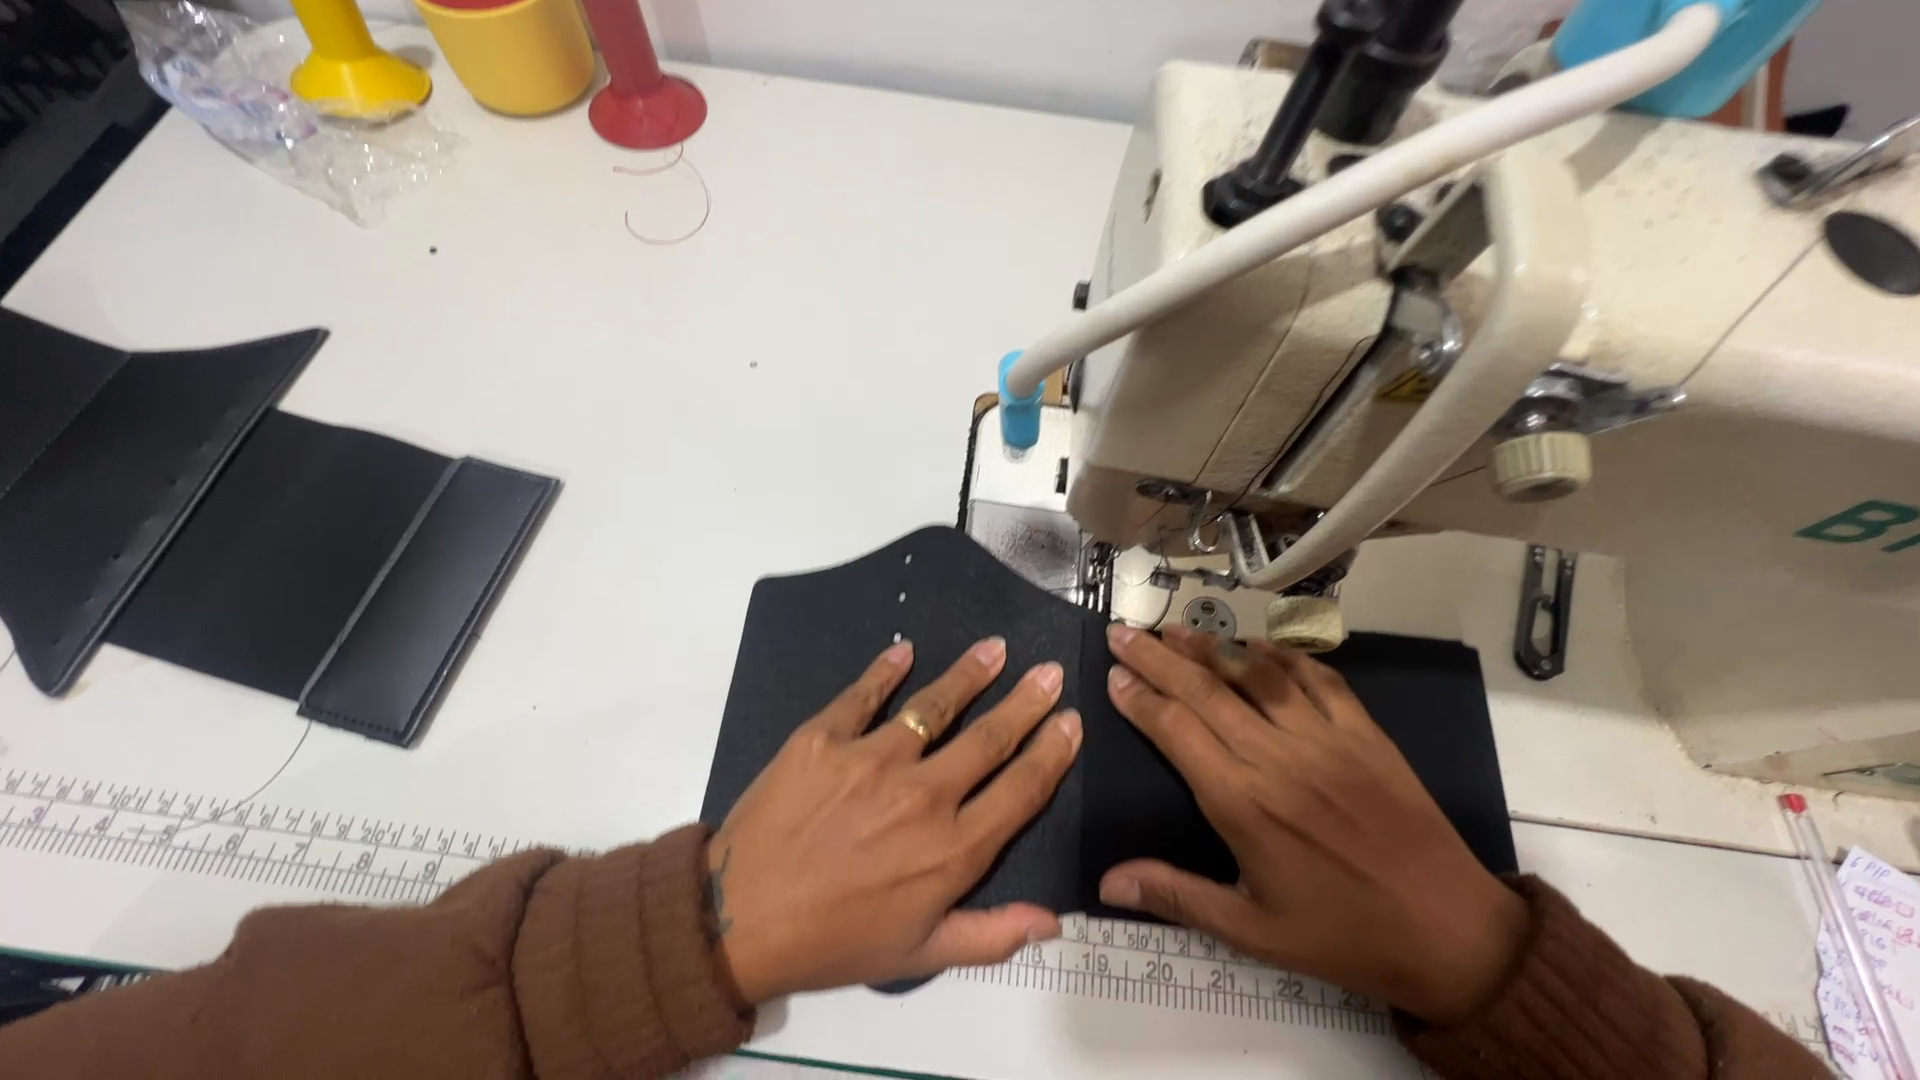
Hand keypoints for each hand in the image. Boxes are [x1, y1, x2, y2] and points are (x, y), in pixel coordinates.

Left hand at [709, 636, 1082, 1004]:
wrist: (738, 921)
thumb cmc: (835, 941)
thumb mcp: (919, 954)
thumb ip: (991, 936)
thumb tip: (1053, 921)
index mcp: (952, 850)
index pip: (1020, 789)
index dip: (1051, 752)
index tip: (1069, 722)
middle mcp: (922, 796)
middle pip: (989, 738)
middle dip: (1026, 701)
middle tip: (1048, 672)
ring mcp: (871, 760)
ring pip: (935, 706)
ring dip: (970, 674)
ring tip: (995, 649)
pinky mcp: (823, 738)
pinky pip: (863, 694)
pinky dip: (886, 670)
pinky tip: (905, 650)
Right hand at [1099, 623, 1526, 1025]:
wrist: (1451, 932)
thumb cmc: (1342, 935)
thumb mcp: (1251, 931)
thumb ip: (1176, 896)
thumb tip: (1106, 881)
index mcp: (1242, 802)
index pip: (1175, 730)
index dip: (1138, 698)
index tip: (1112, 673)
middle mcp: (1277, 757)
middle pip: (1204, 690)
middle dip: (1157, 658)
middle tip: (1123, 631)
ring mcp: (1325, 738)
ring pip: (1255, 674)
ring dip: (1210, 646)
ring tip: (1174, 629)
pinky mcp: (1365, 733)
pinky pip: (1317, 680)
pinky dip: (1282, 655)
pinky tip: (1257, 643)